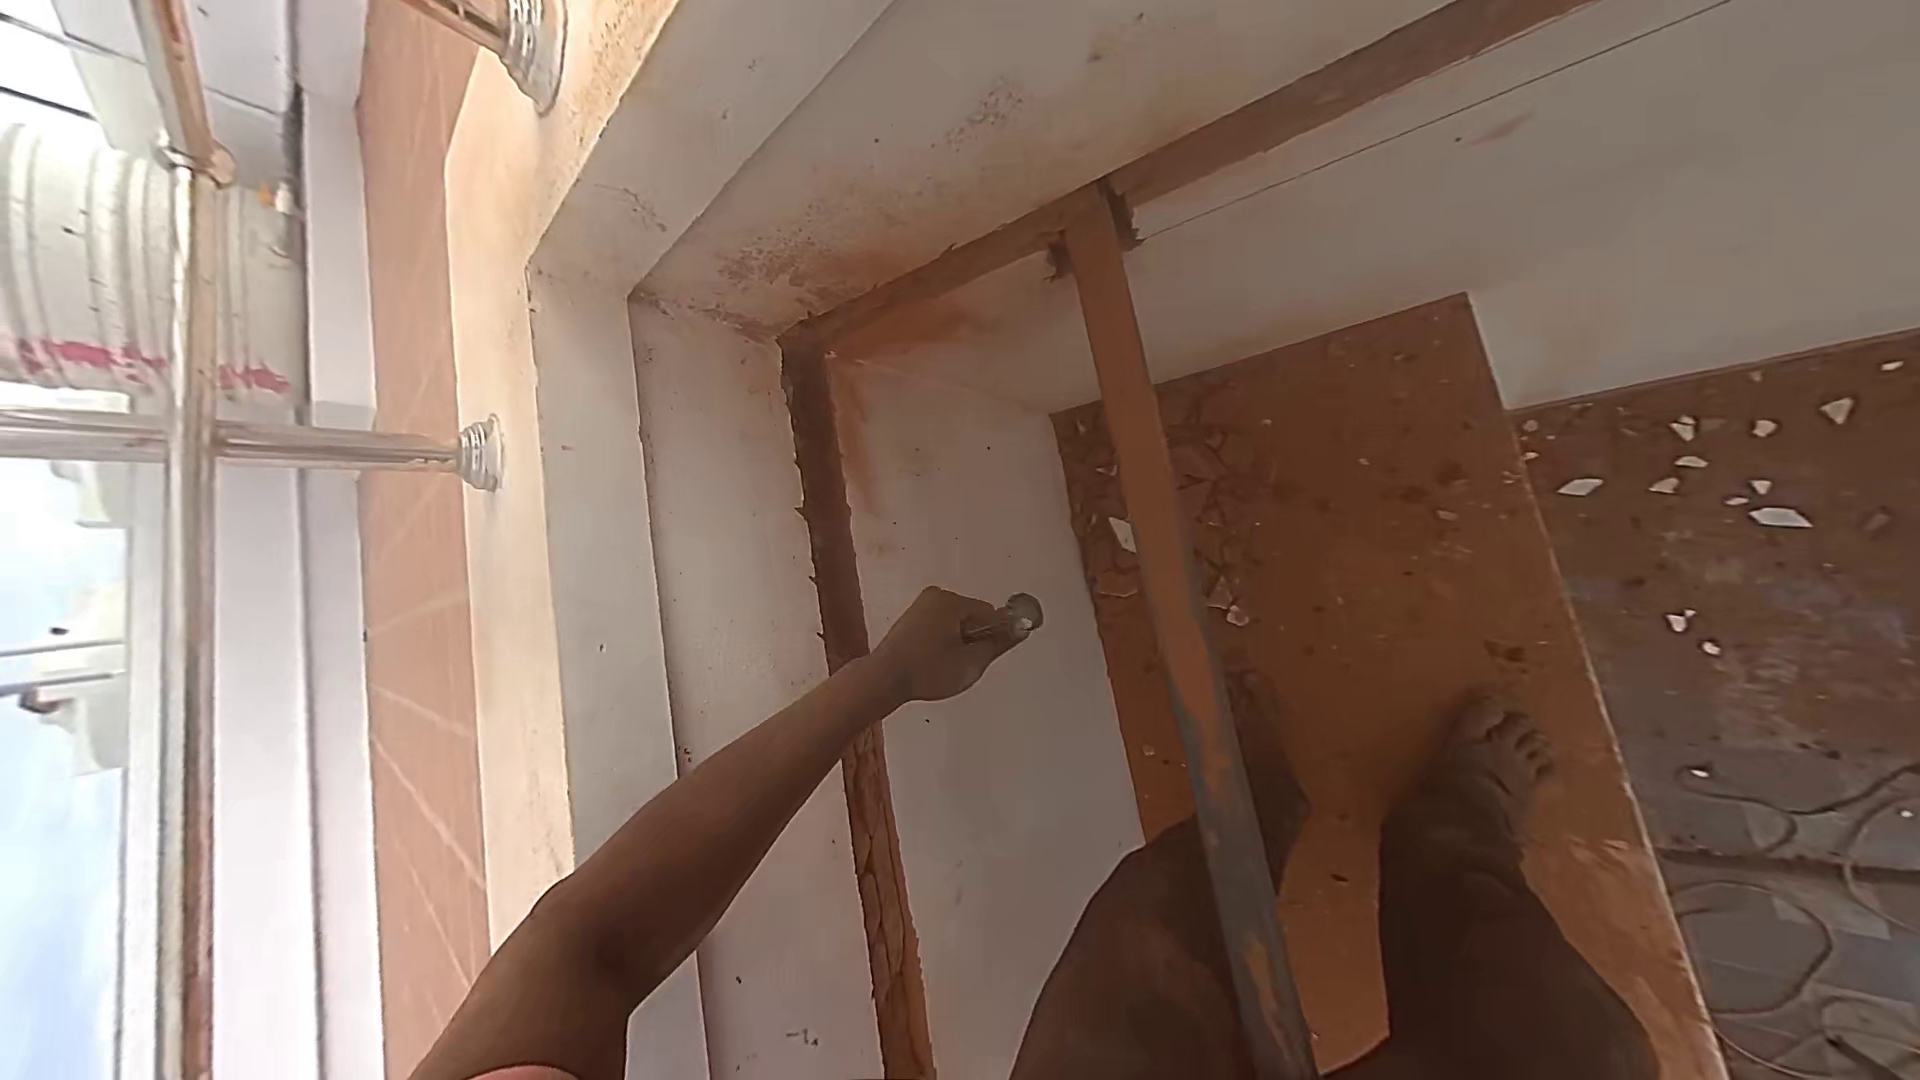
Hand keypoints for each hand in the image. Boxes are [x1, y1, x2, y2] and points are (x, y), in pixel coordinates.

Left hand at [871, 586, 1022, 702]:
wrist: (884, 679)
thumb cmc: (924, 670)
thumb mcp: (971, 661)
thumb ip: (999, 643)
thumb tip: (1019, 629)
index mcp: (951, 601)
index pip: (990, 613)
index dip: (994, 636)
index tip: (992, 652)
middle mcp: (936, 597)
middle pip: (973, 616)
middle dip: (974, 639)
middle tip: (963, 663)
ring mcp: (922, 607)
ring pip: (957, 623)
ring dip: (958, 642)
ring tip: (945, 664)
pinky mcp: (913, 619)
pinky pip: (940, 626)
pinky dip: (943, 641)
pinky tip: (934, 660)